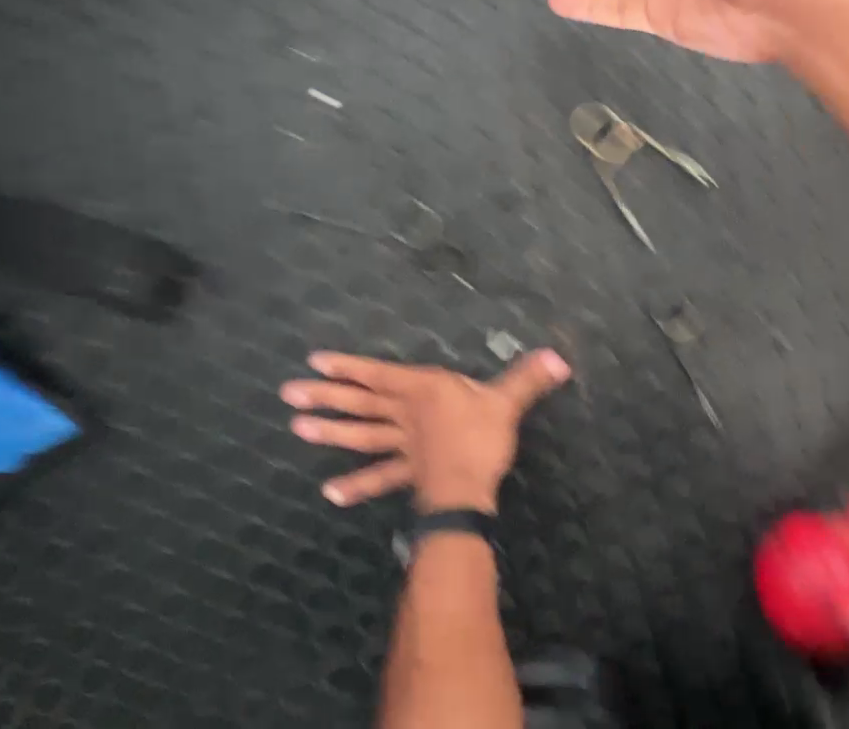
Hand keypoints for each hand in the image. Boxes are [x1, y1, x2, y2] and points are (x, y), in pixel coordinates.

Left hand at [281, 349, 571, 510]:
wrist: (468, 488)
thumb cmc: (482, 438)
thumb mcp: (506, 401)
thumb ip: (528, 378)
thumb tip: (559, 357)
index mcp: (424, 389)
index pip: (380, 375)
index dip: (349, 368)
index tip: (314, 362)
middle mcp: (406, 415)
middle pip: (362, 403)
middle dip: (327, 397)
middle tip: (289, 394)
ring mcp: (403, 447)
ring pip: (362, 435)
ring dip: (331, 432)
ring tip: (297, 428)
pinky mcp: (407, 474)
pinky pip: (379, 477)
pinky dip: (356, 485)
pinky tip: (330, 491)